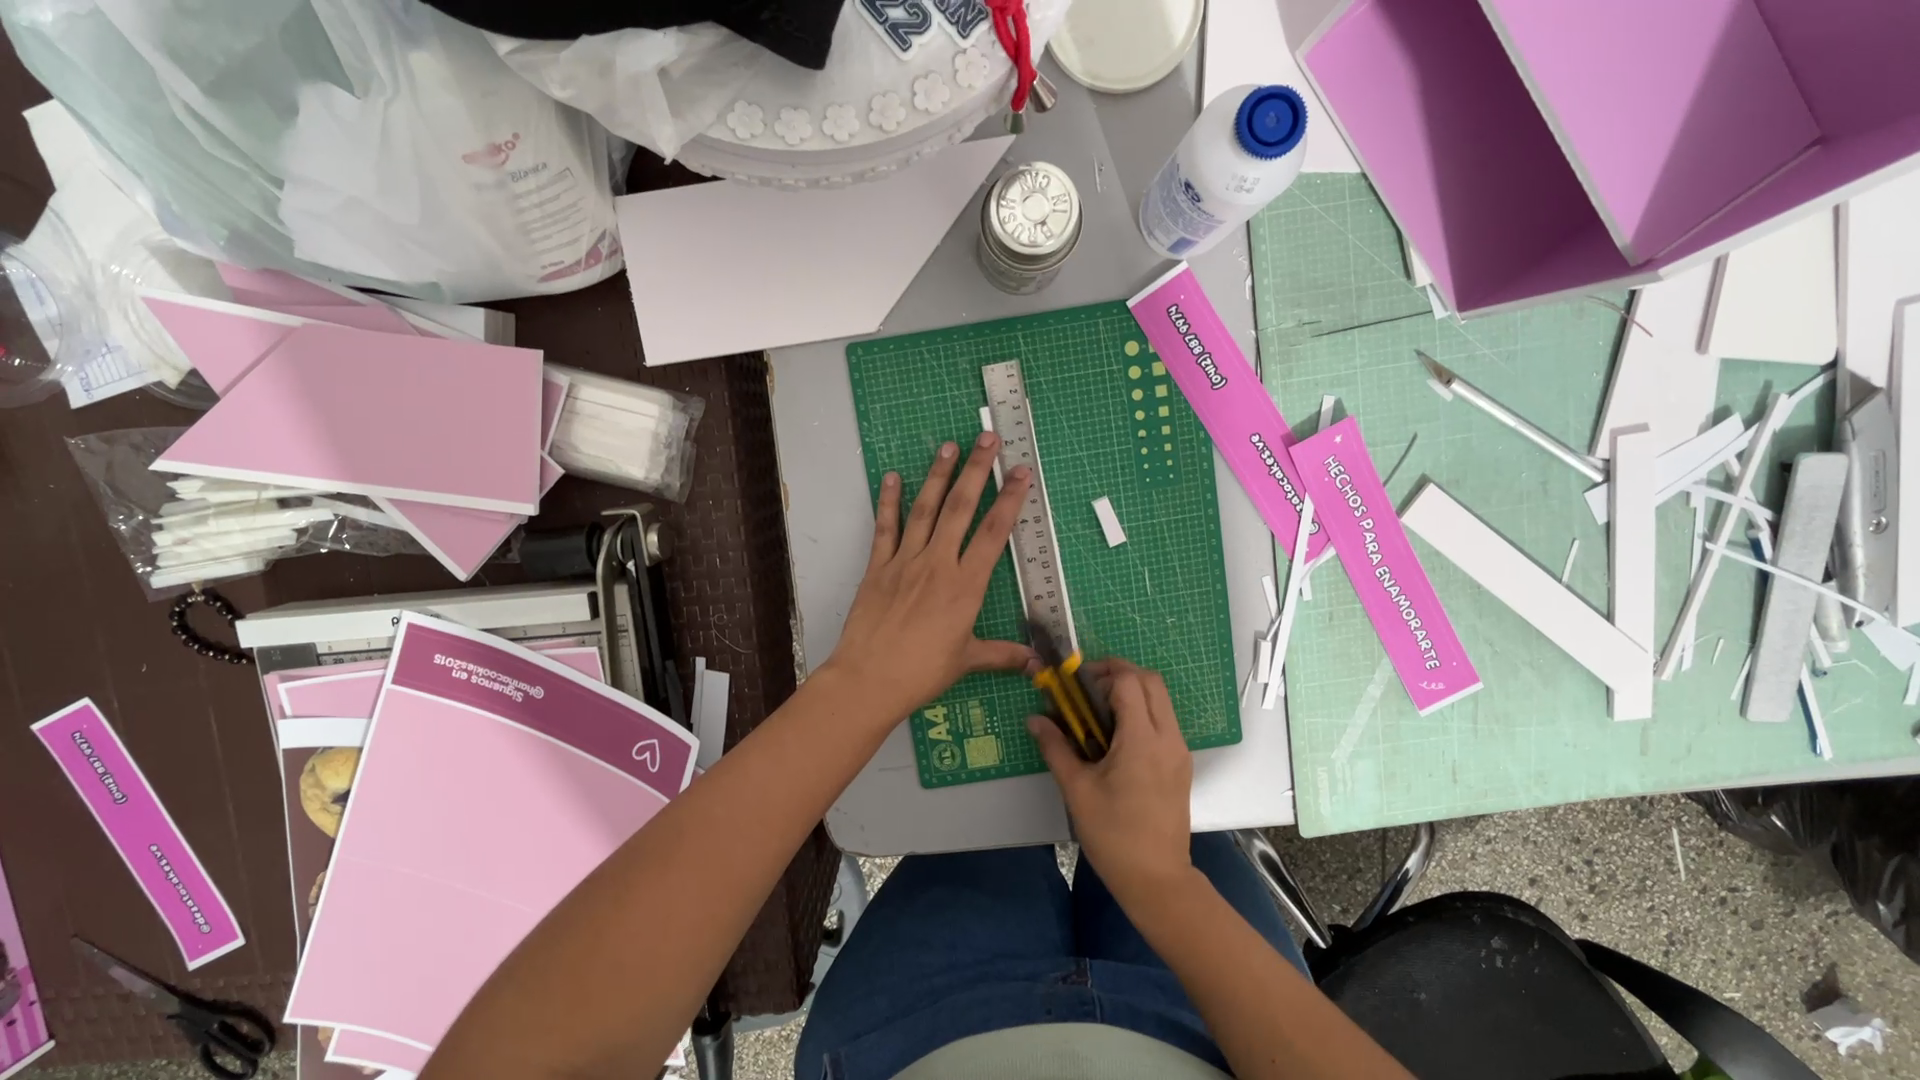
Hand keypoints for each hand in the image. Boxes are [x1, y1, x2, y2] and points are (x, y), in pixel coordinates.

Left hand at [822, 432, 1035, 727]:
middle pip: (960, 508)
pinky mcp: (878, 567)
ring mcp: (905, 561)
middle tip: (987, 439)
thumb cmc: (923, 672)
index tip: (1021, 472)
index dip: (1010, 500)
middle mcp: (938, 564)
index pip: (994, 533)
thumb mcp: (967, 661)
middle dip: (976, 470)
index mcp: (966, 585)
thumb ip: (1002, 655)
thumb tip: (1036, 664)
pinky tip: (891, 477)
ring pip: (925, 509)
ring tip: (948, 446)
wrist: (870, 678)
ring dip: (937, 475)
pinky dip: (888, 501)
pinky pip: (885, 528)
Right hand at [1029, 660, 1194, 904]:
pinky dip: (1142, 714)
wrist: (1156, 878)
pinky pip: (1164, 722)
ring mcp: (1179, 751)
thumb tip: (1035, 719)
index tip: (1076, 684)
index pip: (1129, 682)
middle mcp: (1168, 737)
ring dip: (1132, 694)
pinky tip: (1115, 739)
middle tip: (1088, 689)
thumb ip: (1056, 748)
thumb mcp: (1076, 789)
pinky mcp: (1181, 765)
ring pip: (1161, 701)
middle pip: (1151, 682)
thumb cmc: (1113, 834)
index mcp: (1142, 739)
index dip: (1102, 672)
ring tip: (1099, 714)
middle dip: (1120, 674)